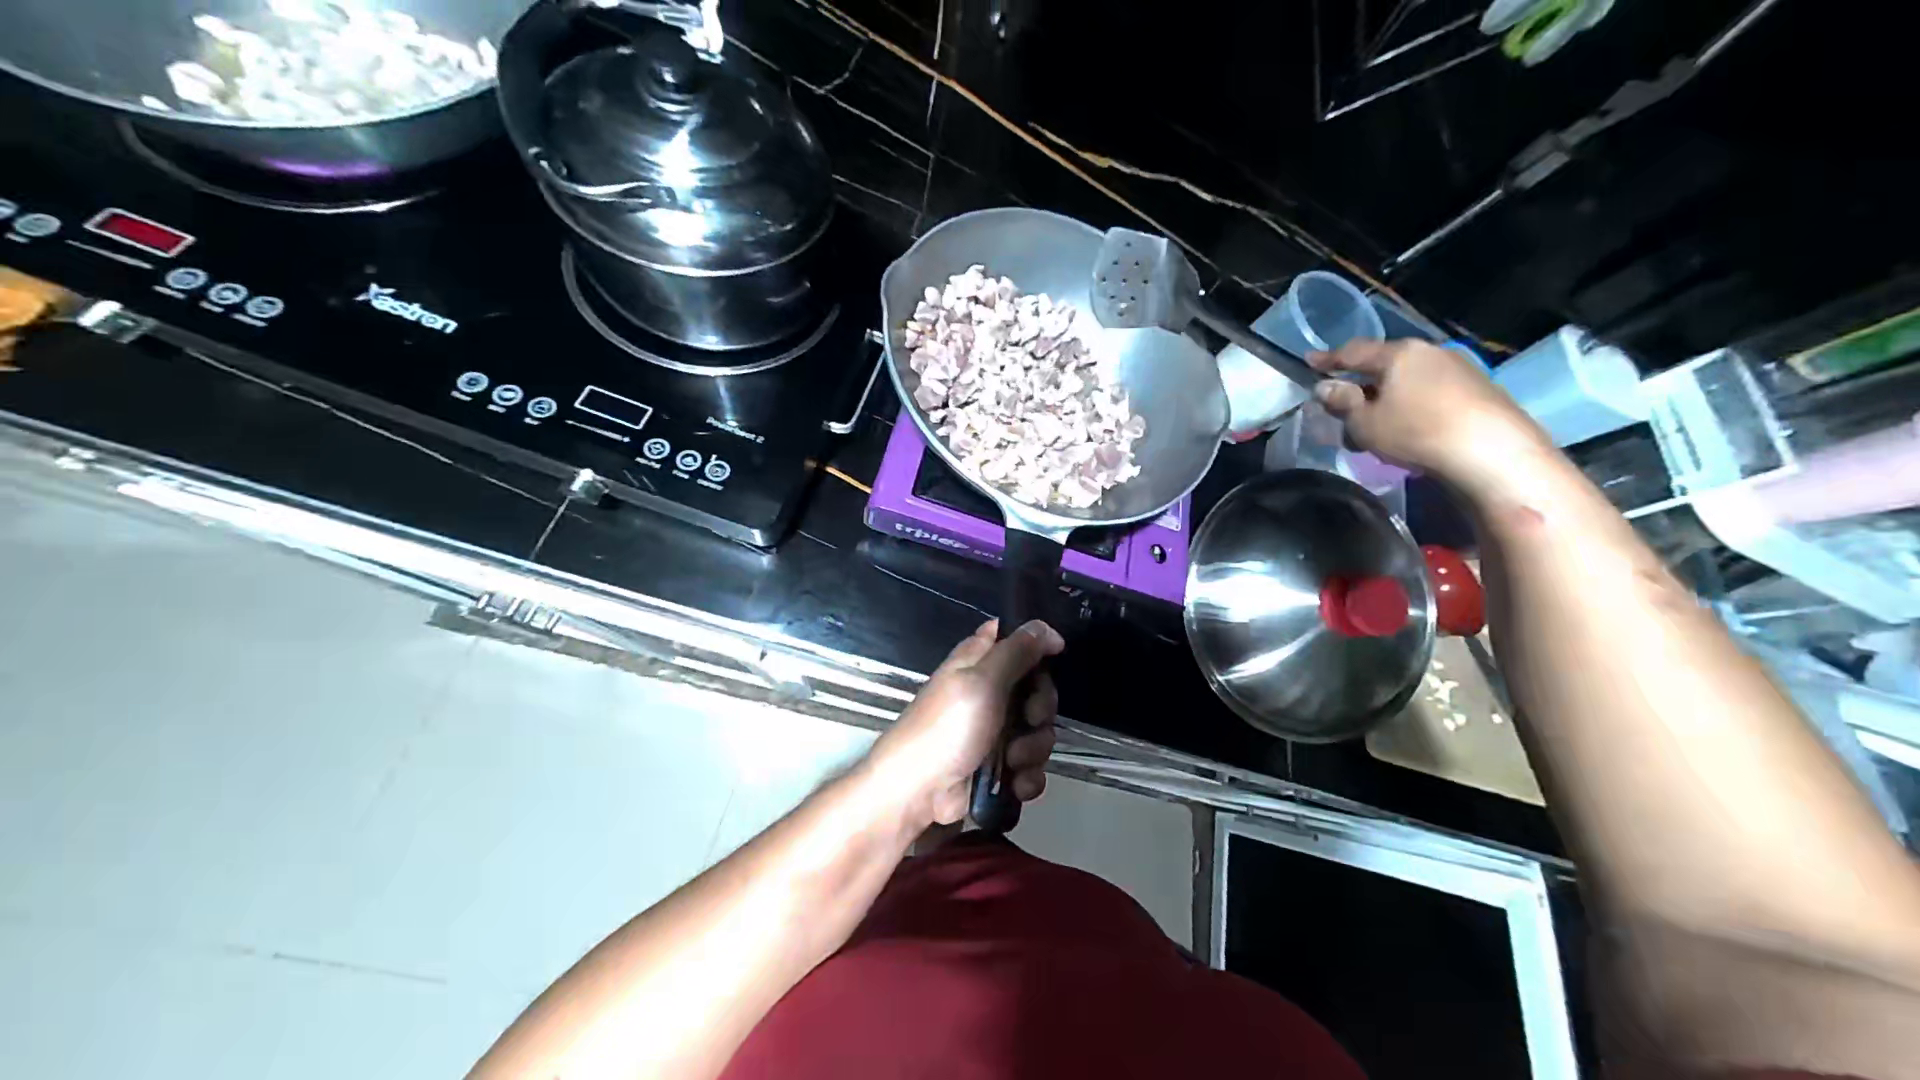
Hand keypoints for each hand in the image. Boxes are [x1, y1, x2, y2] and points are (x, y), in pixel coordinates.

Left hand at [864, 619, 1062, 827]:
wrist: (918, 792)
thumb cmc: (946, 728)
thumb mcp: (982, 680)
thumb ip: (1017, 651)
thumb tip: (1046, 627)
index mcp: (979, 662)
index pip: (1017, 640)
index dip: (1037, 647)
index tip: (1050, 660)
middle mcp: (989, 692)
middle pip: (1038, 689)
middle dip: (1040, 709)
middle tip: (1028, 719)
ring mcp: (995, 732)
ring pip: (1038, 731)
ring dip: (1033, 749)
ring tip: (1012, 761)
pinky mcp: (999, 767)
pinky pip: (1031, 766)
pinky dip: (1027, 776)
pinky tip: (1016, 784)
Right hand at [1309, 340, 1548, 490]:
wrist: (1493, 451)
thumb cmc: (1417, 432)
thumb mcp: (1365, 423)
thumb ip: (1342, 403)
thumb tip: (1325, 387)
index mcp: (1398, 354)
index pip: (1353, 352)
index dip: (1328, 359)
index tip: (1309, 361)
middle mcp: (1429, 352)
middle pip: (1384, 364)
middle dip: (1361, 383)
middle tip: (1343, 404)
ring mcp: (1457, 368)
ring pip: (1407, 380)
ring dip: (1387, 398)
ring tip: (1375, 424)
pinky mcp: (1477, 389)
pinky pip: (1429, 391)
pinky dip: (1410, 405)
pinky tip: (1408, 428)